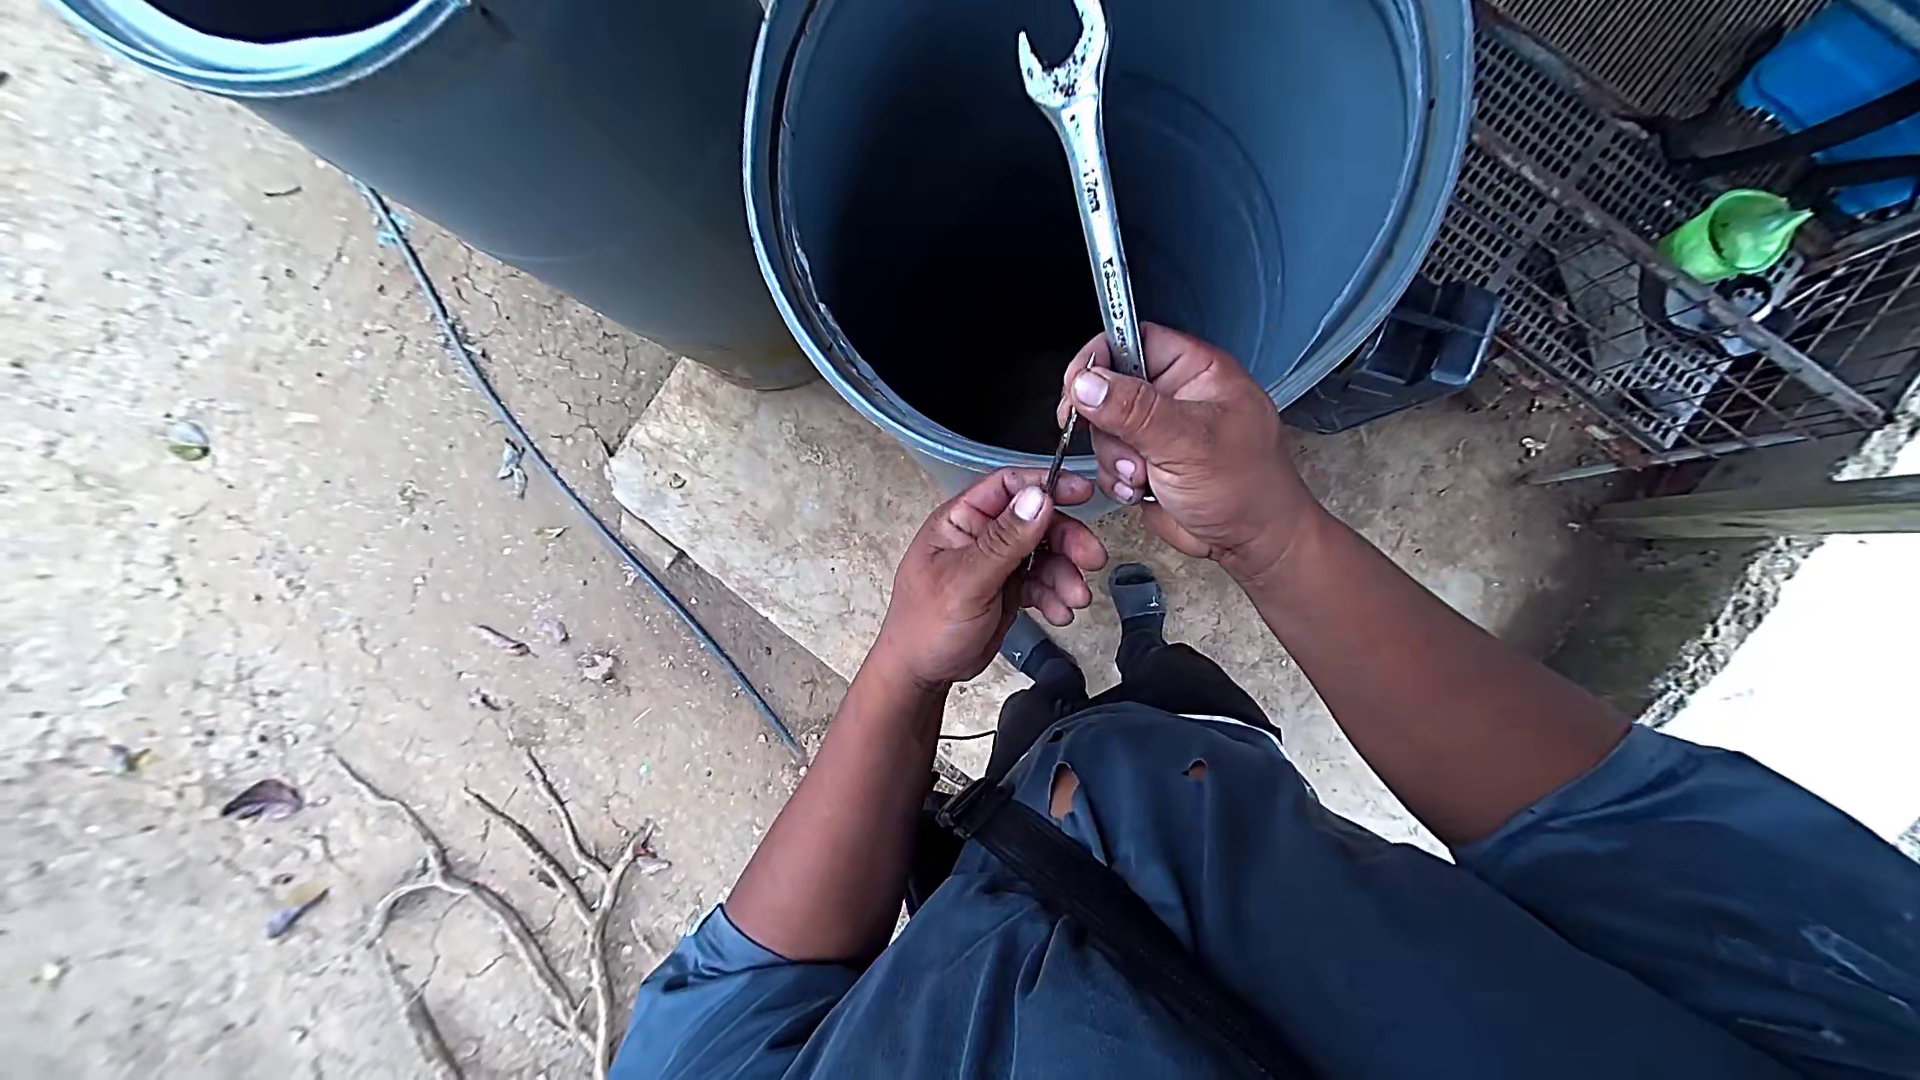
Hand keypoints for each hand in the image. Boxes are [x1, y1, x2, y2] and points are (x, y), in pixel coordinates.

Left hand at [873, 468, 1107, 689]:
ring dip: (1066, 574)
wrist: (923, 672)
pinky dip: (1056, 595)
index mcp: (960, 521)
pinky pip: (1043, 582)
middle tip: (1091, 558)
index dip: (1046, 484)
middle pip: (1037, 521)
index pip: (1007, 486)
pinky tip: (1059, 612)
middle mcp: (980, 536)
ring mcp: (997, 562)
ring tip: (1074, 598)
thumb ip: (1004, 540)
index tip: (1081, 490)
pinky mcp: (1010, 588)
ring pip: (1046, 553)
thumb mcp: (966, 581)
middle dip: (1067, 539)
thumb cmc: (925, 626)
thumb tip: (1037, 498)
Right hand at [1059, 323, 1321, 580]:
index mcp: (1193, 371)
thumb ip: (1135, 411)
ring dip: (1114, 458)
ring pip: (1102, 430)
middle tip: (1128, 447)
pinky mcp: (1142, 462)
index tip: (1079, 388)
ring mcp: (1154, 431)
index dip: (1099, 359)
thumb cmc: (1248, 489)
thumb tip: (1089, 384)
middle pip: (1106, 388)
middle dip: (1107, 425)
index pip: (1131, 338)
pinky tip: (1141, 489)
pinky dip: (1115, 480)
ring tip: (1144, 475)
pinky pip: (1105, 461)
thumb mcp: (1190, 442)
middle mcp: (1171, 395)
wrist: (1249, 542)